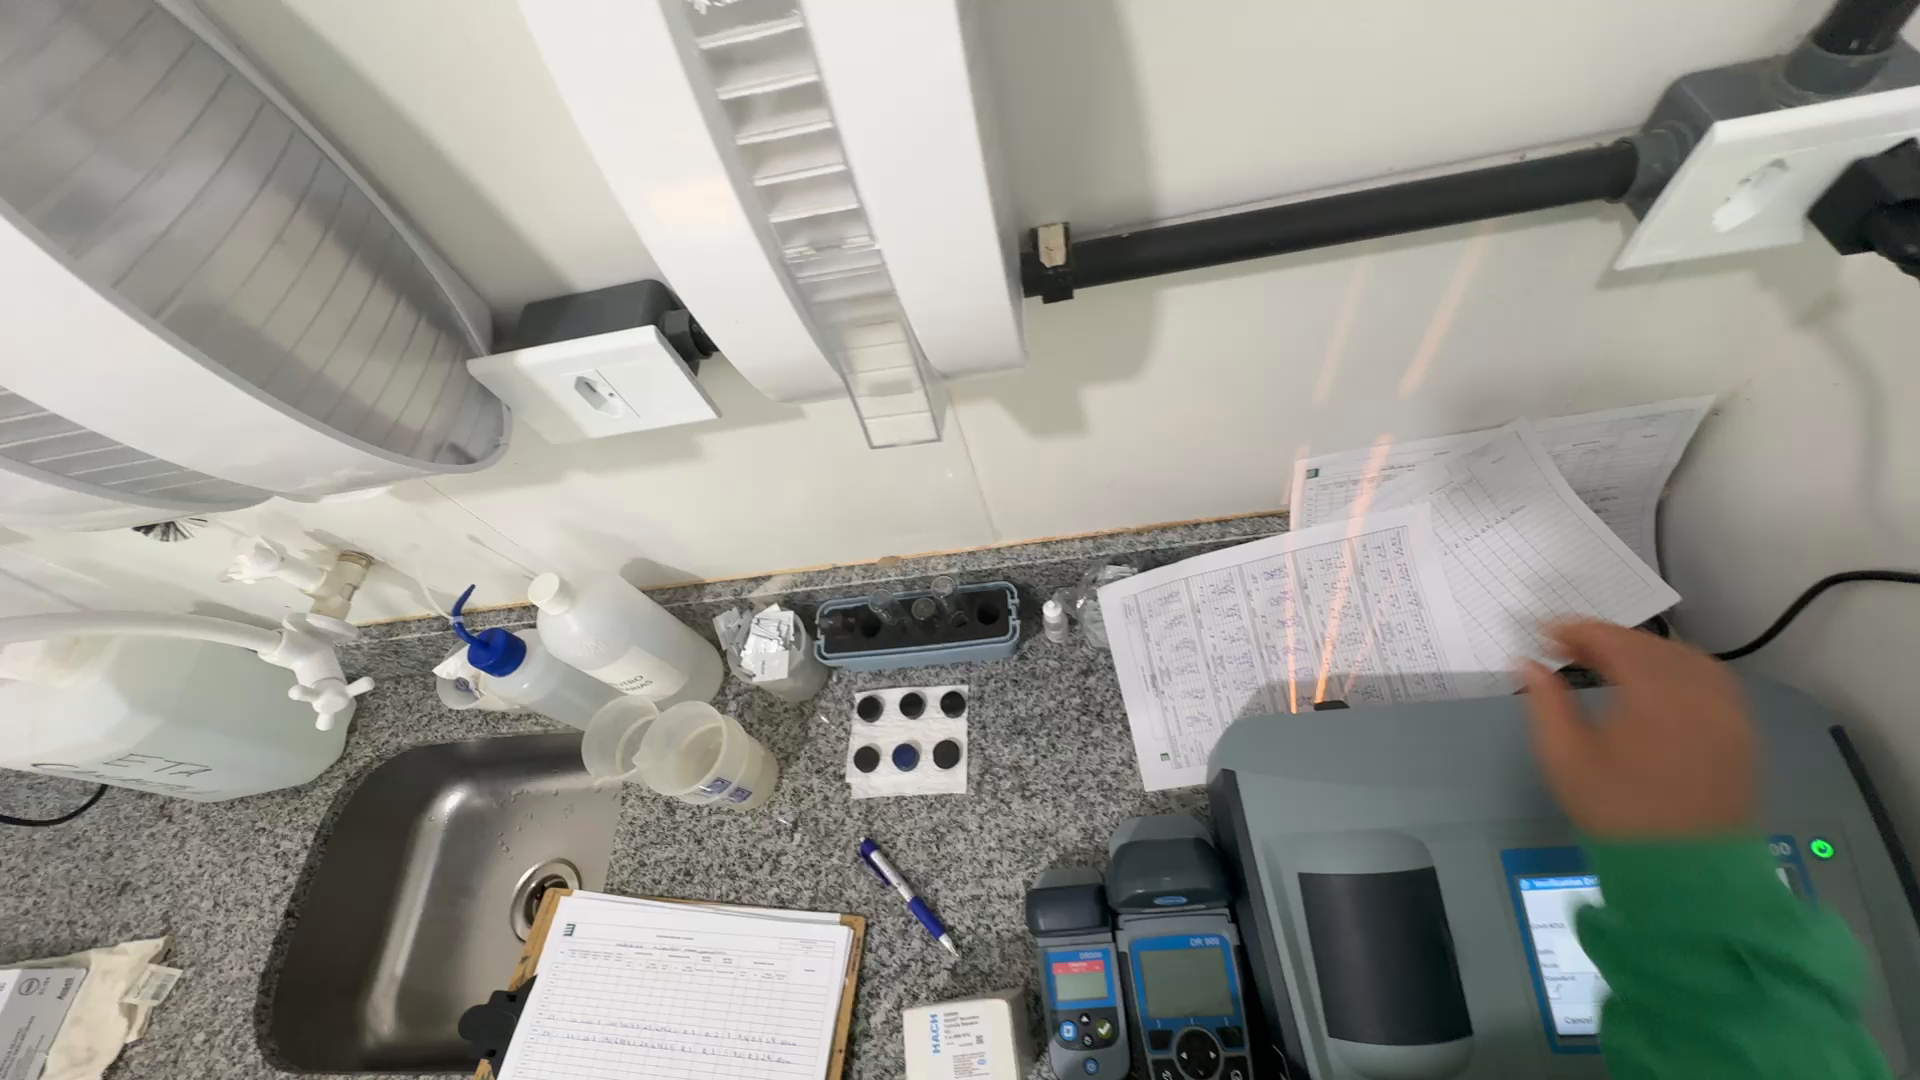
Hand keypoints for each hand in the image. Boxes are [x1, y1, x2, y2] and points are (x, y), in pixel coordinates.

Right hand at [1520, 619, 1754, 836]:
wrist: (1684, 867)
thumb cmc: (1615, 808)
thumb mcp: (1563, 756)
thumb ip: (1545, 702)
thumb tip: (1529, 664)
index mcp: (1656, 700)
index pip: (1617, 643)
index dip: (1577, 631)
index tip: (1543, 633)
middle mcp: (1700, 698)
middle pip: (1652, 646)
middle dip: (1606, 638)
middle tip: (1566, 645)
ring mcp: (1728, 715)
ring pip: (1687, 658)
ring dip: (1644, 649)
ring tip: (1608, 659)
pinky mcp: (1740, 732)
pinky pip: (1713, 680)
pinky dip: (1679, 666)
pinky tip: (1656, 678)